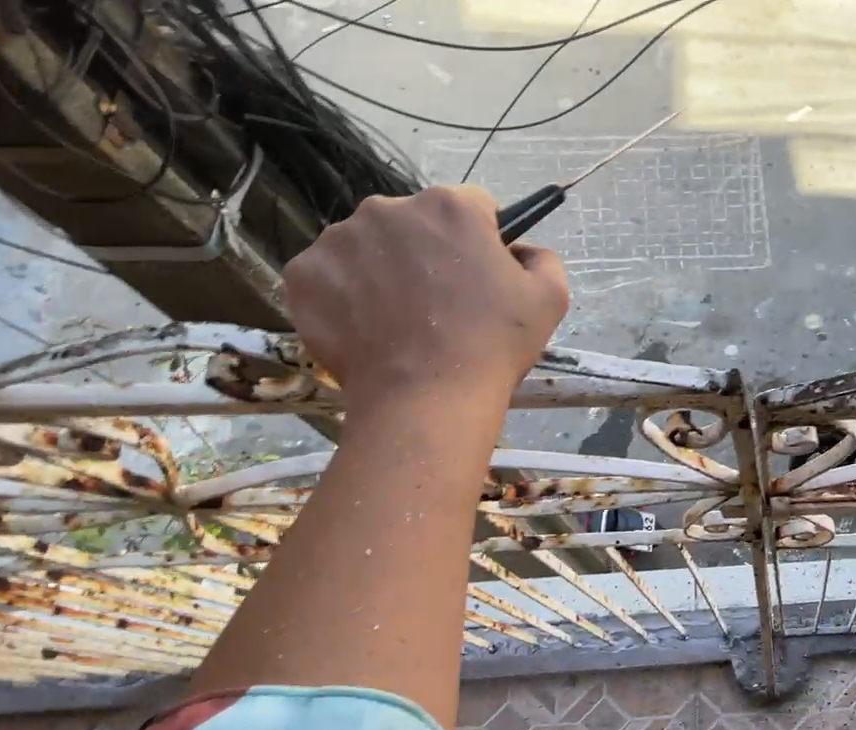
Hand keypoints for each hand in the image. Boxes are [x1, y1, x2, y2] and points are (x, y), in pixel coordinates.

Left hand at [282, 185, 569, 417]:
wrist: (428, 397)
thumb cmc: (495, 345)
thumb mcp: (550, 300)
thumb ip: (541, 259)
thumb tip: (522, 250)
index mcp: (450, 207)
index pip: (472, 205)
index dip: (483, 241)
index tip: (483, 276)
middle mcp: (387, 207)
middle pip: (415, 223)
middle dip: (429, 253)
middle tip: (445, 306)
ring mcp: (338, 238)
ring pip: (370, 247)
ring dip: (387, 273)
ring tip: (406, 323)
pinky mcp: (305, 273)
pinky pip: (332, 277)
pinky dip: (350, 298)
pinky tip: (373, 331)